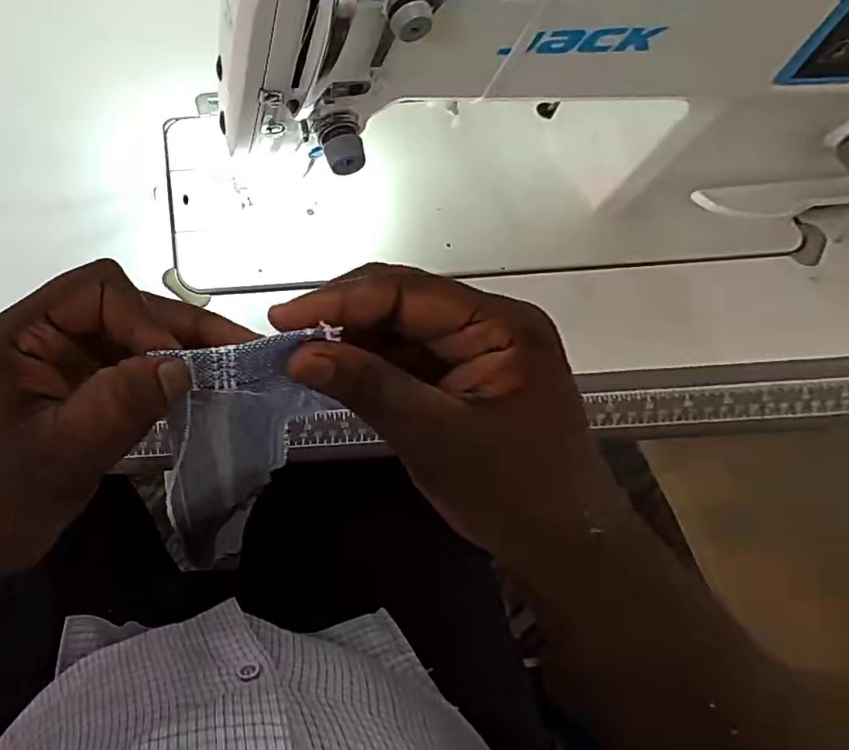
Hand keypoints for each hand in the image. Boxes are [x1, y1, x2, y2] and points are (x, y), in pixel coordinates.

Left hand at [0, 259, 258, 578]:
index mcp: (27, 332)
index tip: (172, 363)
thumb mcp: (57, 451)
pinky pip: (125, 375)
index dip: (142, 316)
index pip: (97, 290)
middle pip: (120, 310)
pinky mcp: (75, 399)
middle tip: (238, 348)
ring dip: (175, 351)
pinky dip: (160, 381)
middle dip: (176, 327)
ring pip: (129, 341)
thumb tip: (180, 366)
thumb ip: (117, 404)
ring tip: (230, 368)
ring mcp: (63, 369)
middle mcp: (47, 339)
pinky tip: (193, 395)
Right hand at [271, 264, 625, 561]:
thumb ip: (368, 387)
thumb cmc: (519, 496)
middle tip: (283, 331)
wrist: (564, 555)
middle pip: (394, 297)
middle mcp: (482, 323)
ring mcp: (463, 347)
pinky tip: (325, 365)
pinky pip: (389, 350)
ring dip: (341, 334)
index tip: (284, 317)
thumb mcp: (437, 437)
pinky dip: (354, 356)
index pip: (406, 292)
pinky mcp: (445, 371)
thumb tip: (298, 356)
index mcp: (500, 325)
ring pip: (386, 322)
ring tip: (296, 349)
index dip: (339, 300)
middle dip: (337, 312)